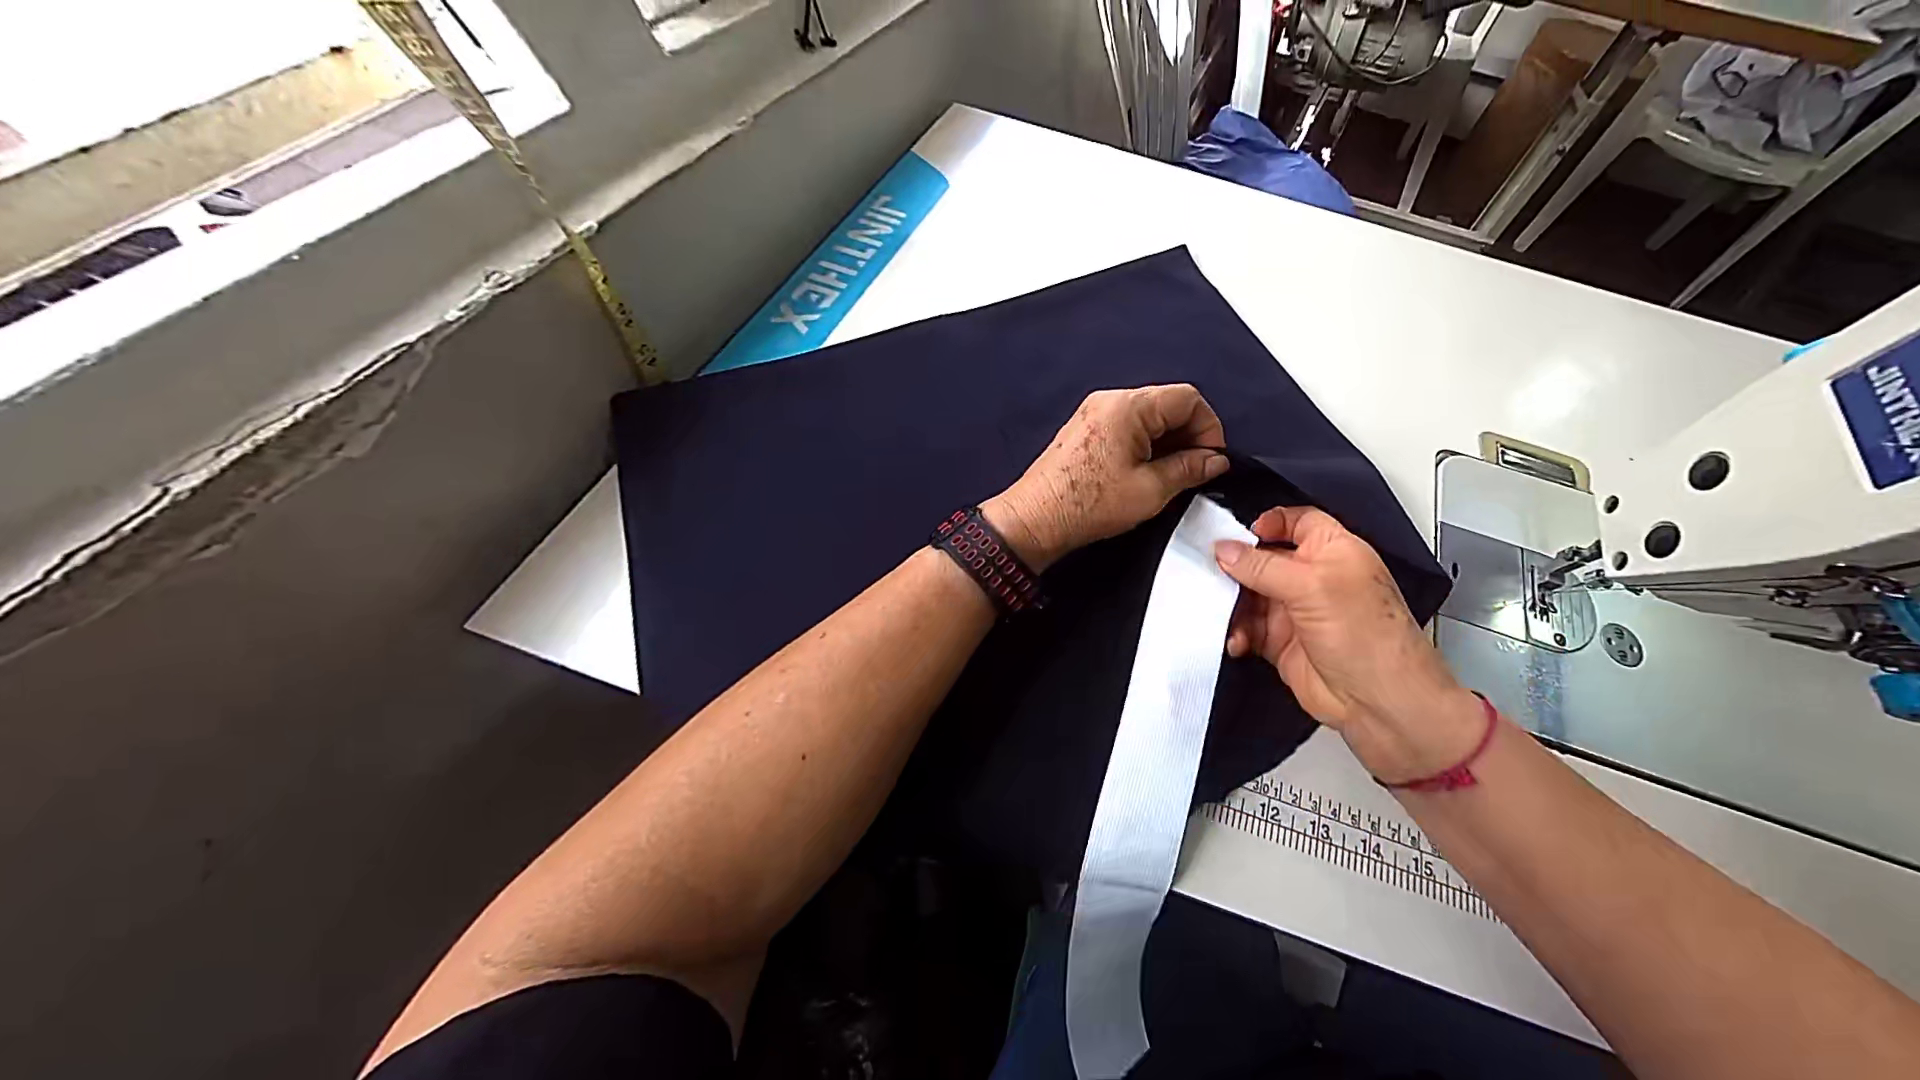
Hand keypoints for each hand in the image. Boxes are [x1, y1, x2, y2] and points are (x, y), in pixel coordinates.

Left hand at [982, 385, 1229, 570]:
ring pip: (1148, 418)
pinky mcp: (1085, 433)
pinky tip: (1146, 475)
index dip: (1208, 428)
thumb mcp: (1151, 490)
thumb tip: (1214, 461)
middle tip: (1195, 471)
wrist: (1034, 520)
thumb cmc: (1083, 505)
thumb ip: (1189, 469)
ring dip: (1167, 444)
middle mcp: (1108, 402)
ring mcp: (1094, 415)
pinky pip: (1127, 429)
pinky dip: (1145, 447)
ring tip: (1170, 478)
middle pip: (1167, 405)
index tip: (1211, 458)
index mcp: (1127, 407)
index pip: (1187, 398)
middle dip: (1188, 436)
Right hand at [1214, 507, 1484, 783]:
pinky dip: (1235, 632)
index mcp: (1333, 551)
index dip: (1268, 523)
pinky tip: (1237, 641)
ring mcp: (1295, 609)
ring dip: (1231, 605)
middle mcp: (1313, 577)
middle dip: (1236, 567)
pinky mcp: (1279, 640)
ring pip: (1247, 594)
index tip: (1238, 535)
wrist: (1377, 702)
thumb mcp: (1311, 587)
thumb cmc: (1370, 640)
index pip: (1297, 521)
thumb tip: (1224, 549)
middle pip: (1262, 558)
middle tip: (1215, 574)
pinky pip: (1244, 626)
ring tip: (1225, 616)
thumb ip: (1262, 565)